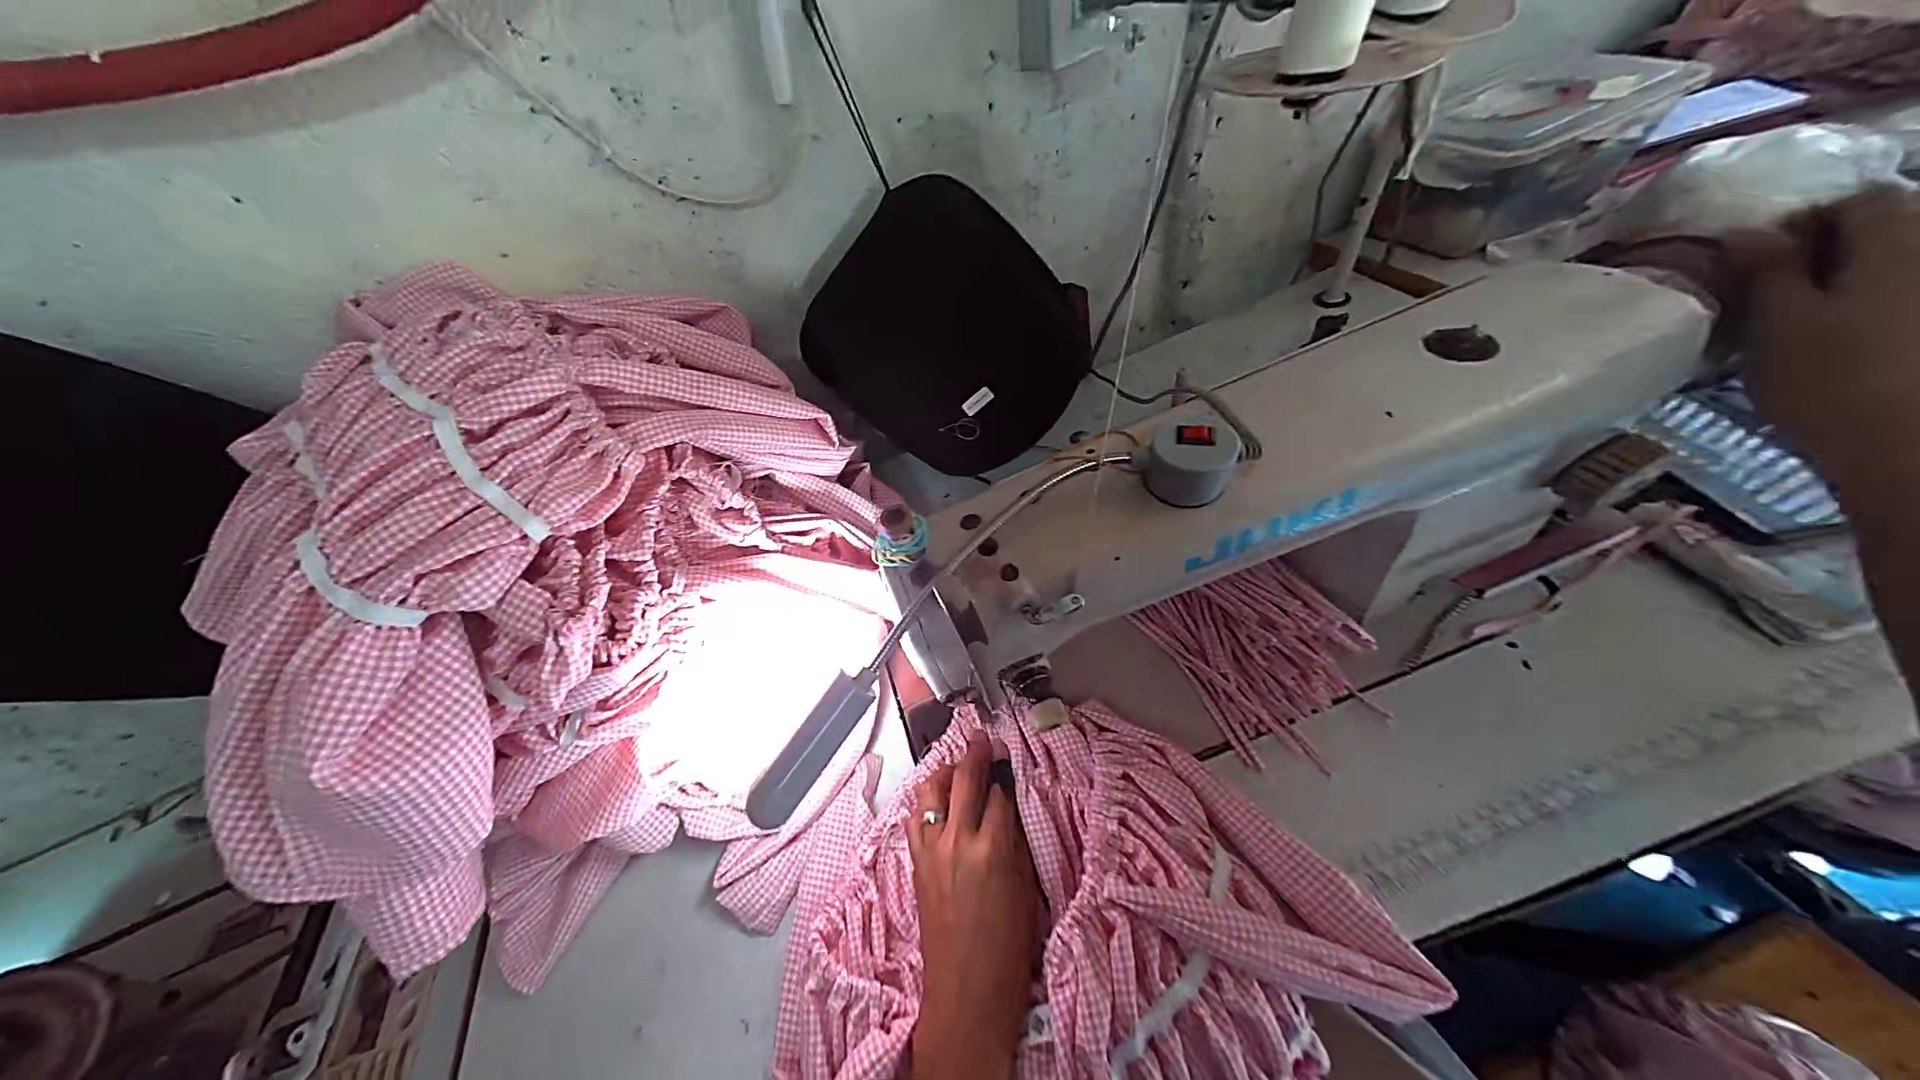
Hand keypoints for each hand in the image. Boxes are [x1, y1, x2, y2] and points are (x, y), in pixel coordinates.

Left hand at [907, 731, 1040, 1079]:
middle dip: (975, 754)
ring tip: (957, 765)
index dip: (1005, 774)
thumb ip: (1017, 844)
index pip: (998, 794)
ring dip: (945, 772)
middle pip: (963, 781)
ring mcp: (931, 852)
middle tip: (983, 740)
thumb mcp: (1026, 892)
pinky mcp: (916, 865)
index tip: (1009, 760)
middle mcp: (957, 842)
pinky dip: (928, 802)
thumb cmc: (1008, 952)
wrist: (966, 995)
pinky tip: (938, 801)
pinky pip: (917, 819)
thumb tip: (1011, 810)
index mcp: (992, 850)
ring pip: (931, 792)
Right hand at [1730, 187, 1919, 496]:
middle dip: (1840, 252)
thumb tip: (1744, 230)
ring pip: (1905, 268)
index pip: (1858, 200)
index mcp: (1900, 237)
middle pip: (1896, 227)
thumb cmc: (1830, 383)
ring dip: (1863, 284)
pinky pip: (1908, 305)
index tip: (1762, 260)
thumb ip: (1766, 273)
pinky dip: (1885, 313)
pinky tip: (1858, 346)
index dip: (1808, 221)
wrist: (1912, 450)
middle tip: (1785, 294)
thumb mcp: (1777, 327)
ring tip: (1820, 324)